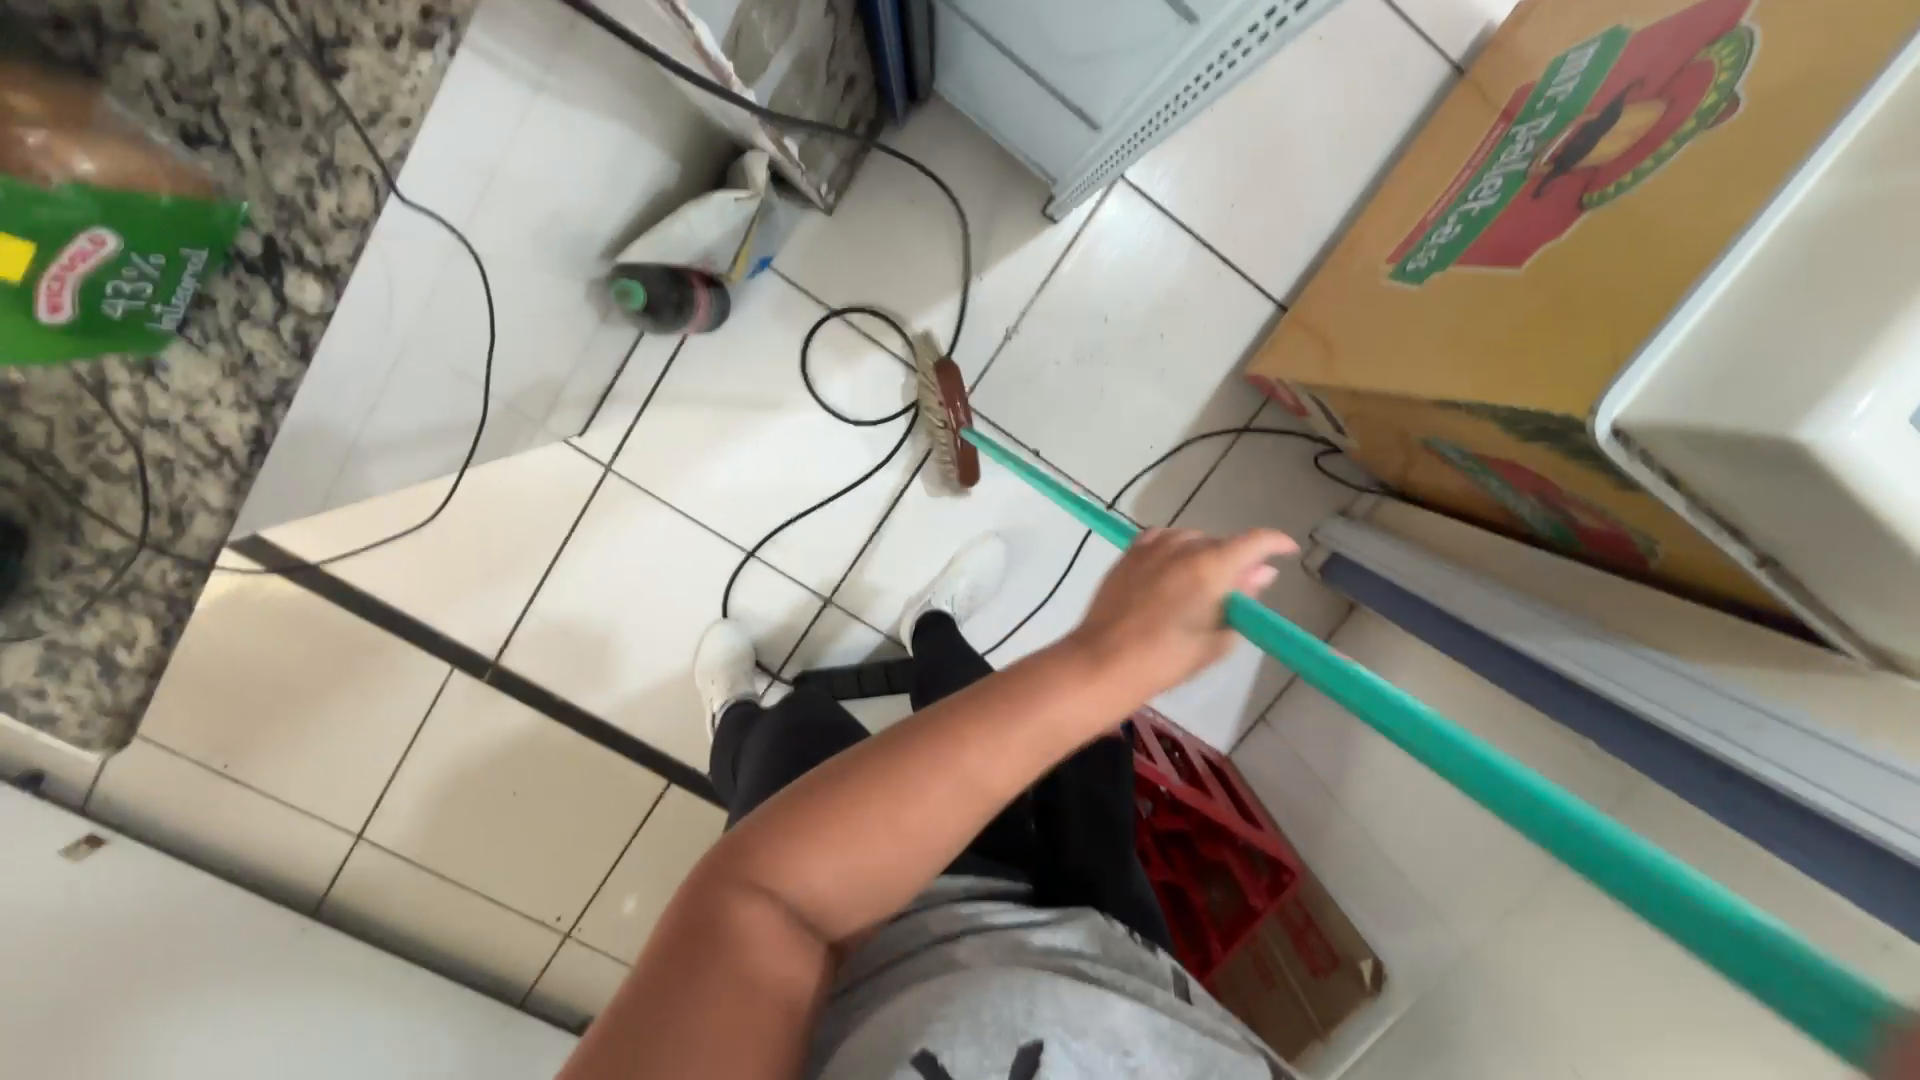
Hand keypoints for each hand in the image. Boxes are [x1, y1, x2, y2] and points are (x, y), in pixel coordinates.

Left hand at [1066, 527, 1299, 701]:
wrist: (1103, 661)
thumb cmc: (1165, 659)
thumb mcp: (1216, 639)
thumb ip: (1242, 602)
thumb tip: (1262, 575)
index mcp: (1210, 566)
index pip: (1253, 541)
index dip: (1275, 543)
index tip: (1287, 552)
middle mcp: (1181, 547)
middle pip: (1220, 543)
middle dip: (1234, 561)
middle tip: (1234, 592)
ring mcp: (1150, 548)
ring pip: (1189, 539)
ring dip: (1202, 554)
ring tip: (1200, 586)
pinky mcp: (1127, 555)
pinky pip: (1159, 540)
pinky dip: (1173, 549)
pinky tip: (1171, 570)